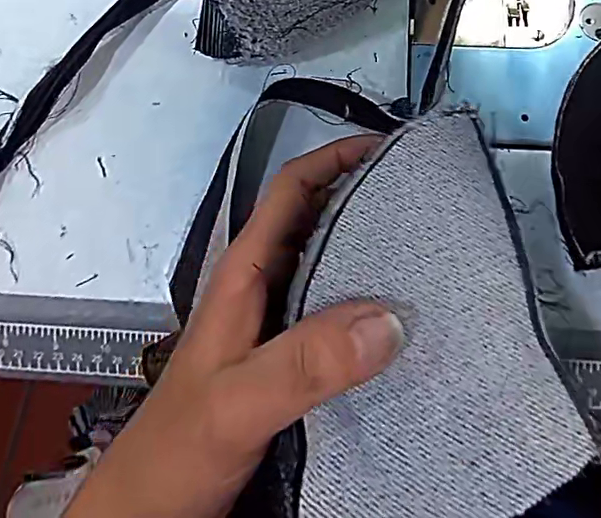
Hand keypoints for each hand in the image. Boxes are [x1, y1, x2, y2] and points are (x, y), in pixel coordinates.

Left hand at [68, 135, 404, 517]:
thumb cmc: (175, 451)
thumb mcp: (238, 401)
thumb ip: (306, 361)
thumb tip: (391, 318)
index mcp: (247, 270)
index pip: (292, 187)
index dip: (335, 156)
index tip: (385, 148)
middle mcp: (266, 284)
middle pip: (318, 217)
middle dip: (365, 195)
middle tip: (421, 197)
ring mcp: (279, 321)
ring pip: (331, 262)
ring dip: (372, 247)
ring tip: (424, 247)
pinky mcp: (293, 356)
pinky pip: (341, 310)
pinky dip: (372, 300)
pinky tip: (402, 316)